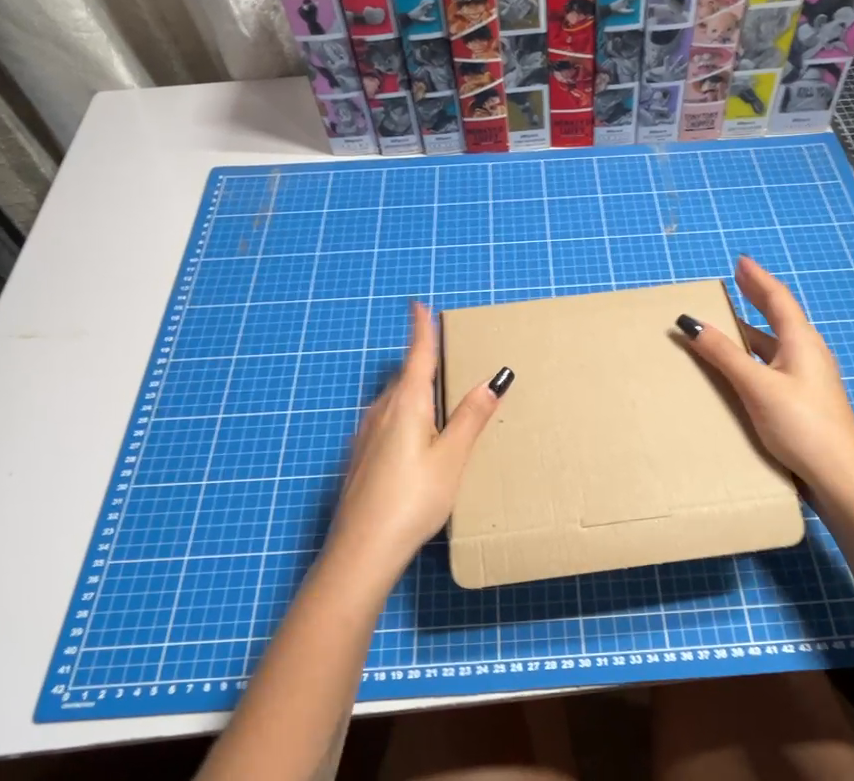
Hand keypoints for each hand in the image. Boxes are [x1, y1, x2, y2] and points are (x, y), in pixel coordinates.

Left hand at [329, 301, 511, 572]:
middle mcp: (381, 412)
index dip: (420, 329)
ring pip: (393, 401)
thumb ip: (470, 418)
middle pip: (404, 377)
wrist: (361, 550)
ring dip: (412, 391)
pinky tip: (413, 439)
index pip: (416, 355)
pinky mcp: (359, 458)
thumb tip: (494, 379)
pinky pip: (385, 422)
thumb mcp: (452, 458)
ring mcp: (365, 435)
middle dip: (421, 363)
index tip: (417, 304)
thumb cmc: (412, 501)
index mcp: (406, 404)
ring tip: (434, 398)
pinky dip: (403, 415)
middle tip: (441, 355)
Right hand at [677, 257, 853, 498]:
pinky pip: (777, 363)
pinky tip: (745, 365)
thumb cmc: (801, 425)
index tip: (741, 262)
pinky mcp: (806, 399)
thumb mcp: (757, 387)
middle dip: (758, 297)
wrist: (841, 477)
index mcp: (802, 341)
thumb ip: (724, 355)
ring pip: (778, 342)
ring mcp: (810, 377)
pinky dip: (757, 353)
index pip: (778, 299)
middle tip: (737, 280)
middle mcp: (809, 353)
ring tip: (731, 320)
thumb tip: (691, 323)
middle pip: (780, 317)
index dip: (757, 279)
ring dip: (755, 328)